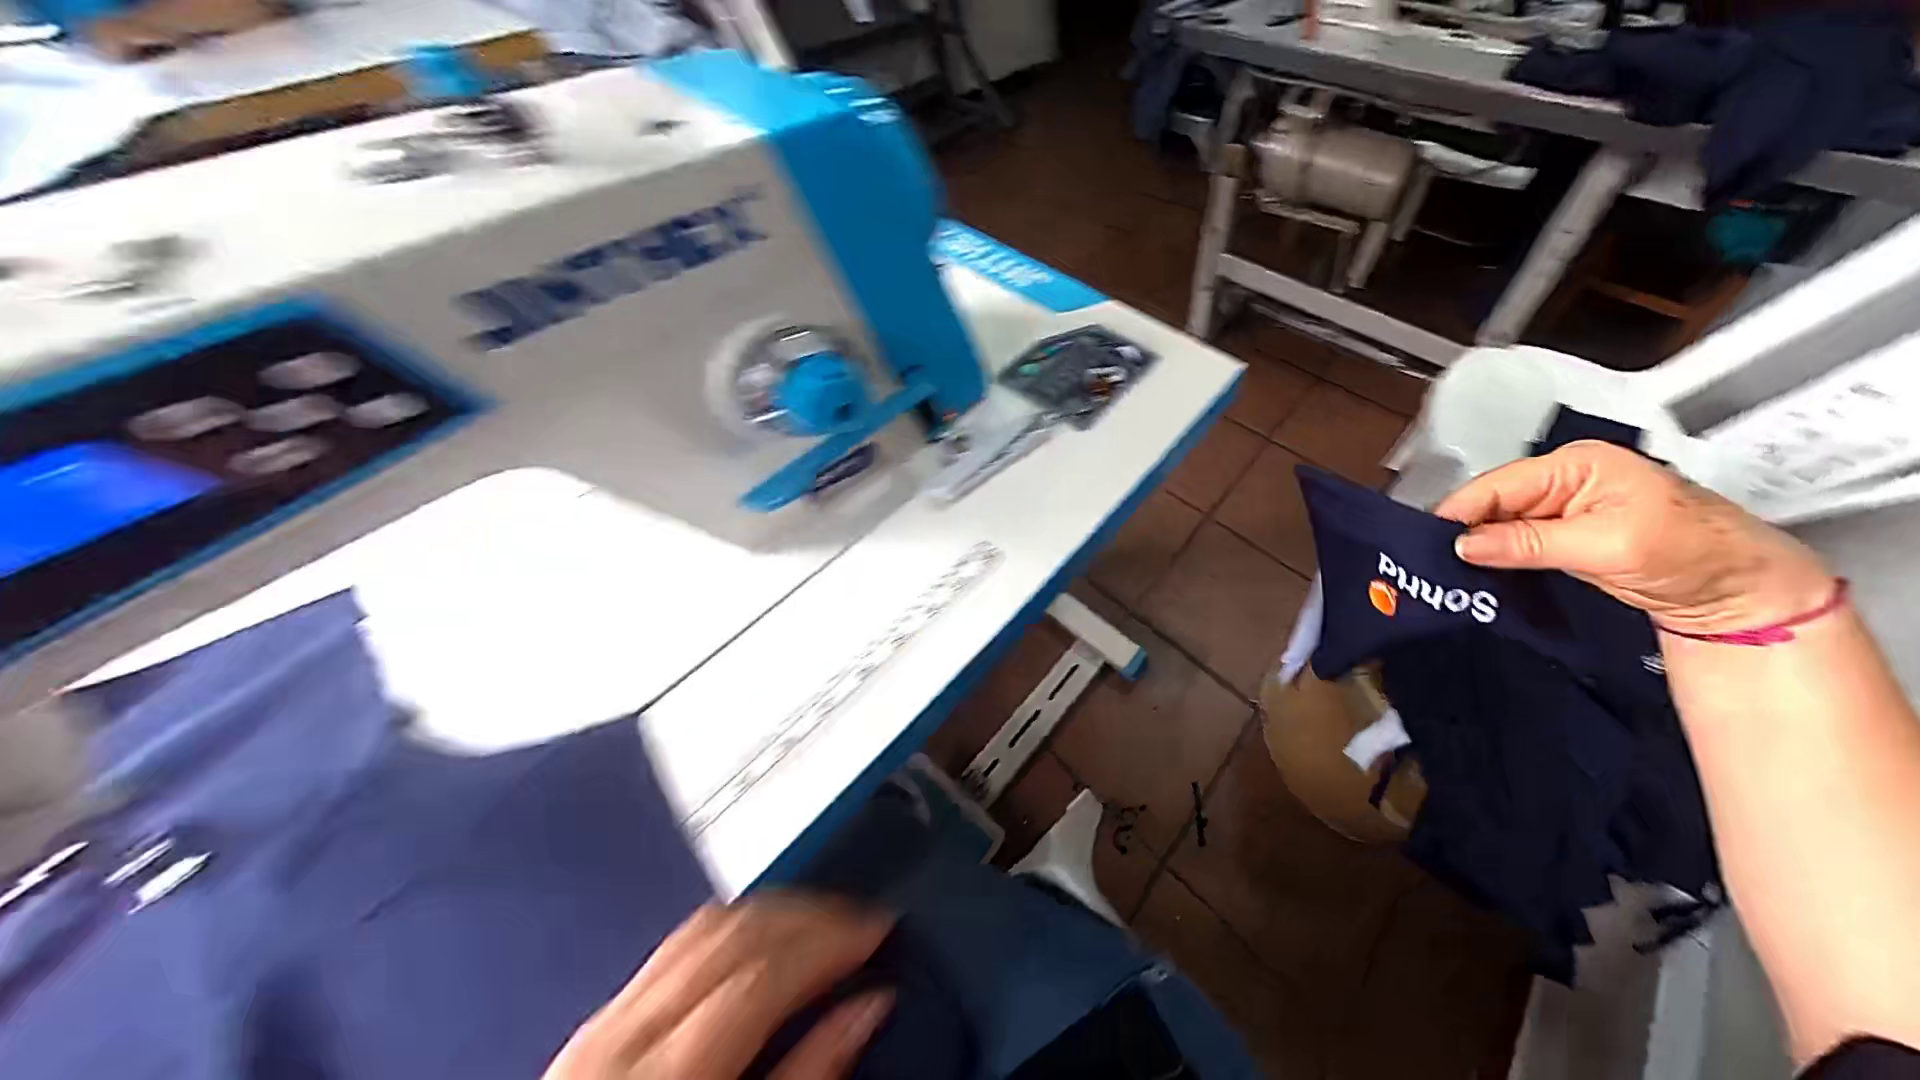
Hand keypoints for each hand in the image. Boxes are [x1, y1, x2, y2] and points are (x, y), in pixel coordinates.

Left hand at [543, 894, 894, 1079]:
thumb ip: (808, 1074)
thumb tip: (867, 1008)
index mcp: (670, 1070)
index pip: (766, 970)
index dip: (831, 937)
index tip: (877, 926)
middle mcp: (631, 1030)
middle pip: (739, 931)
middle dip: (812, 912)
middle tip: (860, 917)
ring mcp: (610, 1016)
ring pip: (709, 922)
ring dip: (777, 907)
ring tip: (821, 916)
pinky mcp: (602, 1015)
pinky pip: (682, 938)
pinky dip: (736, 921)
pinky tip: (762, 931)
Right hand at [1434, 441, 1832, 635]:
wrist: (1740, 591)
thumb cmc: (1698, 552)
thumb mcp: (1606, 546)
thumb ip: (1529, 542)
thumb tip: (1465, 544)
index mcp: (1575, 464)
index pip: (1494, 485)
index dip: (1460, 514)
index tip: (1432, 544)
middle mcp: (1559, 480)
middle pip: (1487, 503)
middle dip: (1463, 531)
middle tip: (1438, 563)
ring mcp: (1557, 508)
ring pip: (1492, 524)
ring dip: (1476, 547)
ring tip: (1454, 571)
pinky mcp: (1554, 534)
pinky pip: (1507, 542)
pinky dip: (1492, 557)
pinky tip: (1479, 573)